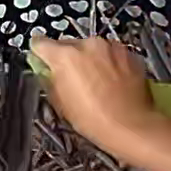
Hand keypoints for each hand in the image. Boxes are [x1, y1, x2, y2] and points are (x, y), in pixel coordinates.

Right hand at [29, 35, 170, 158]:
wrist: (131, 126)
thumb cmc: (95, 119)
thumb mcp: (59, 101)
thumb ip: (48, 79)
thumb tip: (46, 72)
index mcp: (64, 56)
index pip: (40, 44)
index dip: (39, 55)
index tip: (41, 61)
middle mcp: (88, 45)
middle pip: (67, 45)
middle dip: (67, 59)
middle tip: (70, 81)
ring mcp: (111, 48)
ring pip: (91, 49)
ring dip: (89, 61)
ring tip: (93, 84)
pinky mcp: (129, 54)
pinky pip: (111, 54)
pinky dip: (107, 64)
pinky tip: (109, 84)